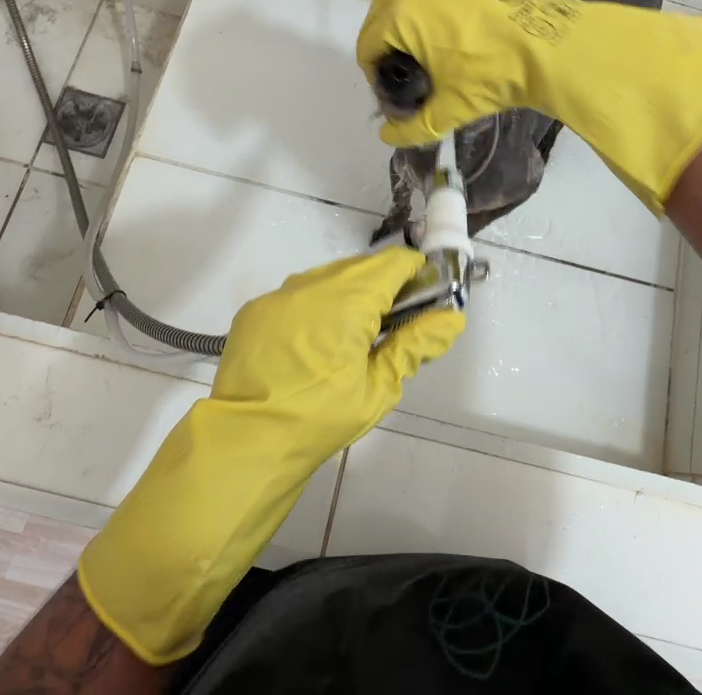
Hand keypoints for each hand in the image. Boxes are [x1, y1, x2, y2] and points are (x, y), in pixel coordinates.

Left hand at [77, 249, 462, 664]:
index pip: (394, 262)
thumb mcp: (379, 387)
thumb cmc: (321, 417)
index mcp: (347, 300)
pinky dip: (313, 309)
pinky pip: (295, 296)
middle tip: (391, 327)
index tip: (423, 300)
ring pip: (326, 279)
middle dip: (382, 288)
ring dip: (347, 296)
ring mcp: (277, 295)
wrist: (248, 439)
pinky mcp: (254, 311)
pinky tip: (313, 346)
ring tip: (351, 339)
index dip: (415, 274)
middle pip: (360, 268)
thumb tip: (452, 319)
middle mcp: (310, 285)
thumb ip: (416, 345)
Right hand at [356, 0, 701, 211]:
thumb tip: (386, 137)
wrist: (552, 44)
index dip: (374, 72)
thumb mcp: (450, 109)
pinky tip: (452, 19)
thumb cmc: (495, 76)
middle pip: (382, 14)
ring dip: (408, 17)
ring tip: (429, 44)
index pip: (367, 44)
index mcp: (400, 16)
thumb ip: (412, 127)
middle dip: (388, 43)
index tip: (394, 89)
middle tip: (409, 69)